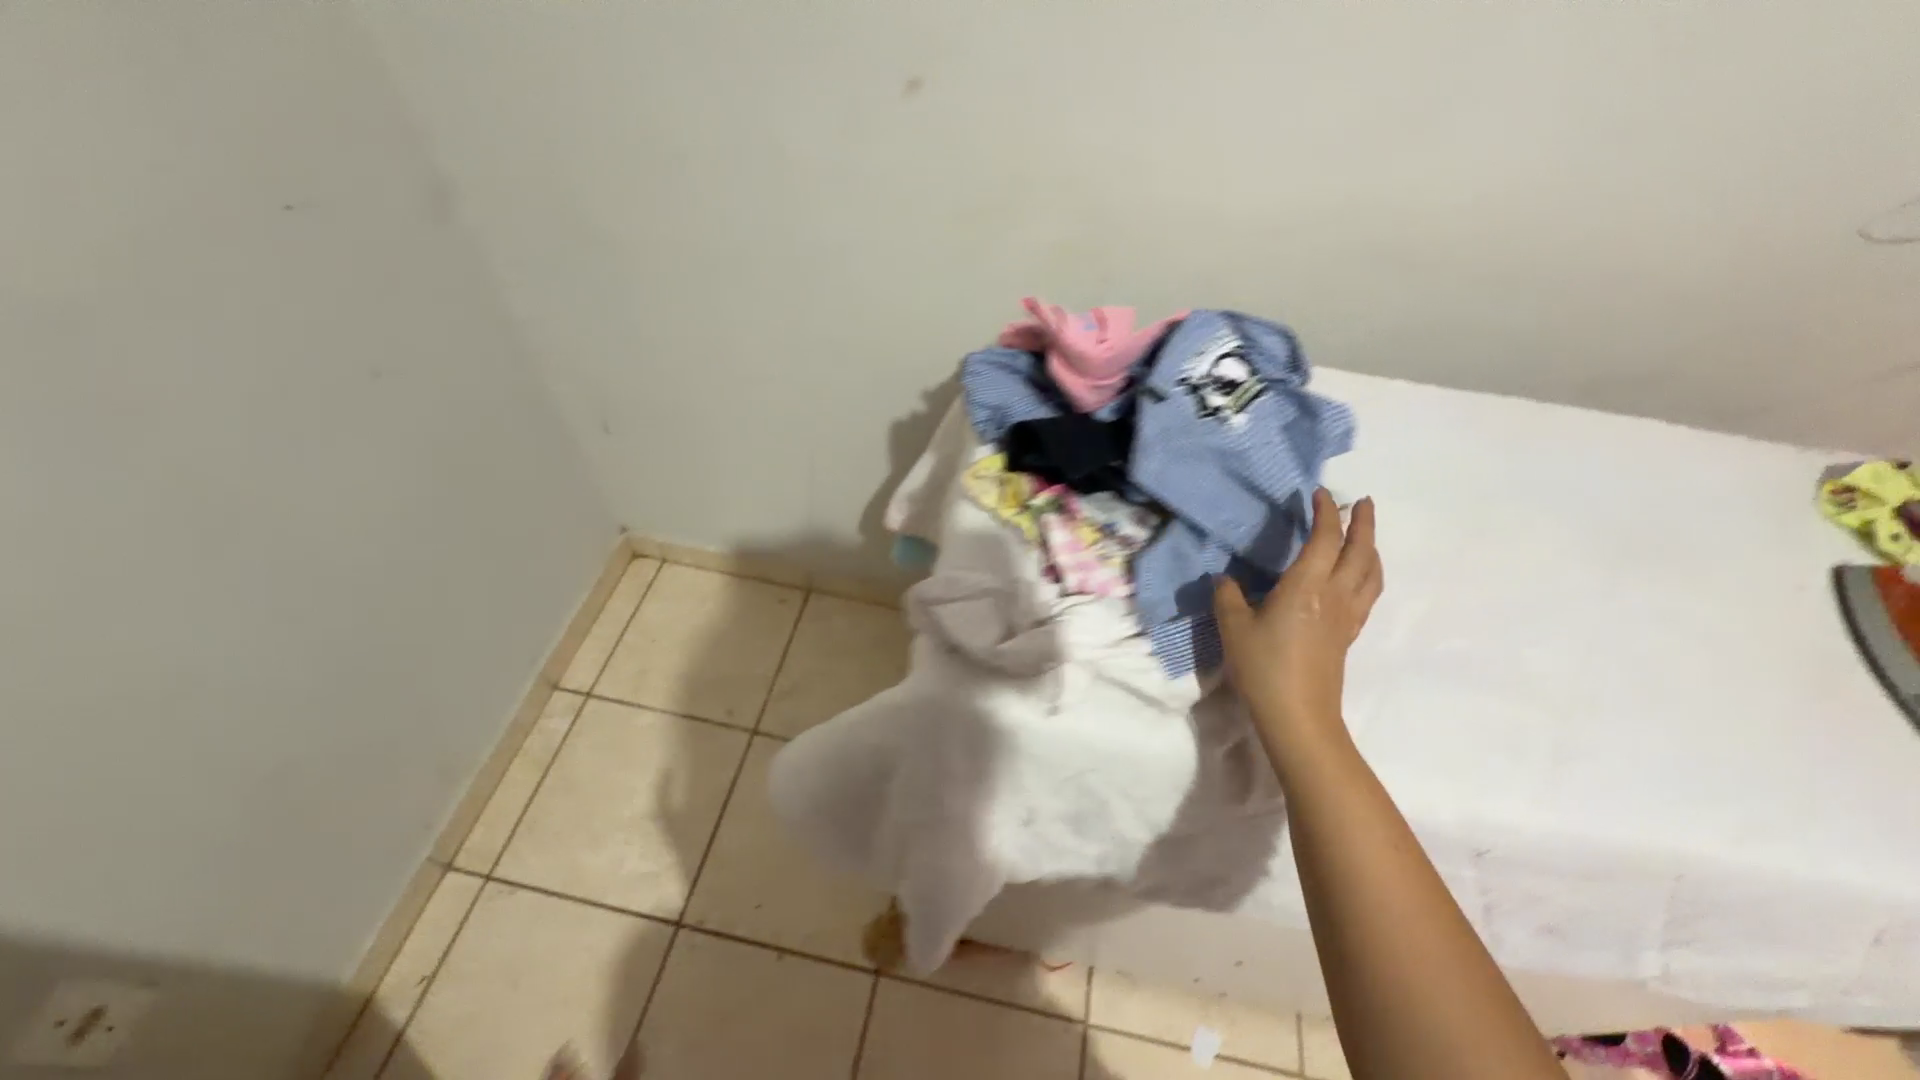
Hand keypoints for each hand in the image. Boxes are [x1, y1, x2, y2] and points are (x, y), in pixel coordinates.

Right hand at [1214, 489, 1381, 741]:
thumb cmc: (1264, 667)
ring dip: (1371, 548)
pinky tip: (1357, 578)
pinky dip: (1369, 574)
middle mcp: (1335, 594)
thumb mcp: (1233, 628)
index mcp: (1307, 585)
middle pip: (1360, 550)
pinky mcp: (1348, 635)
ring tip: (1365, 537)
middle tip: (1363, 503)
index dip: (1326, 512)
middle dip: (1363, 523)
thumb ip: (1228, 596)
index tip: (1322, 494)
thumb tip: (1225, 579)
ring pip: (1371, 572)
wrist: (1298, 715)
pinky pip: (1368, 593)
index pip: (1325, 538)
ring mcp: (1347, 616)